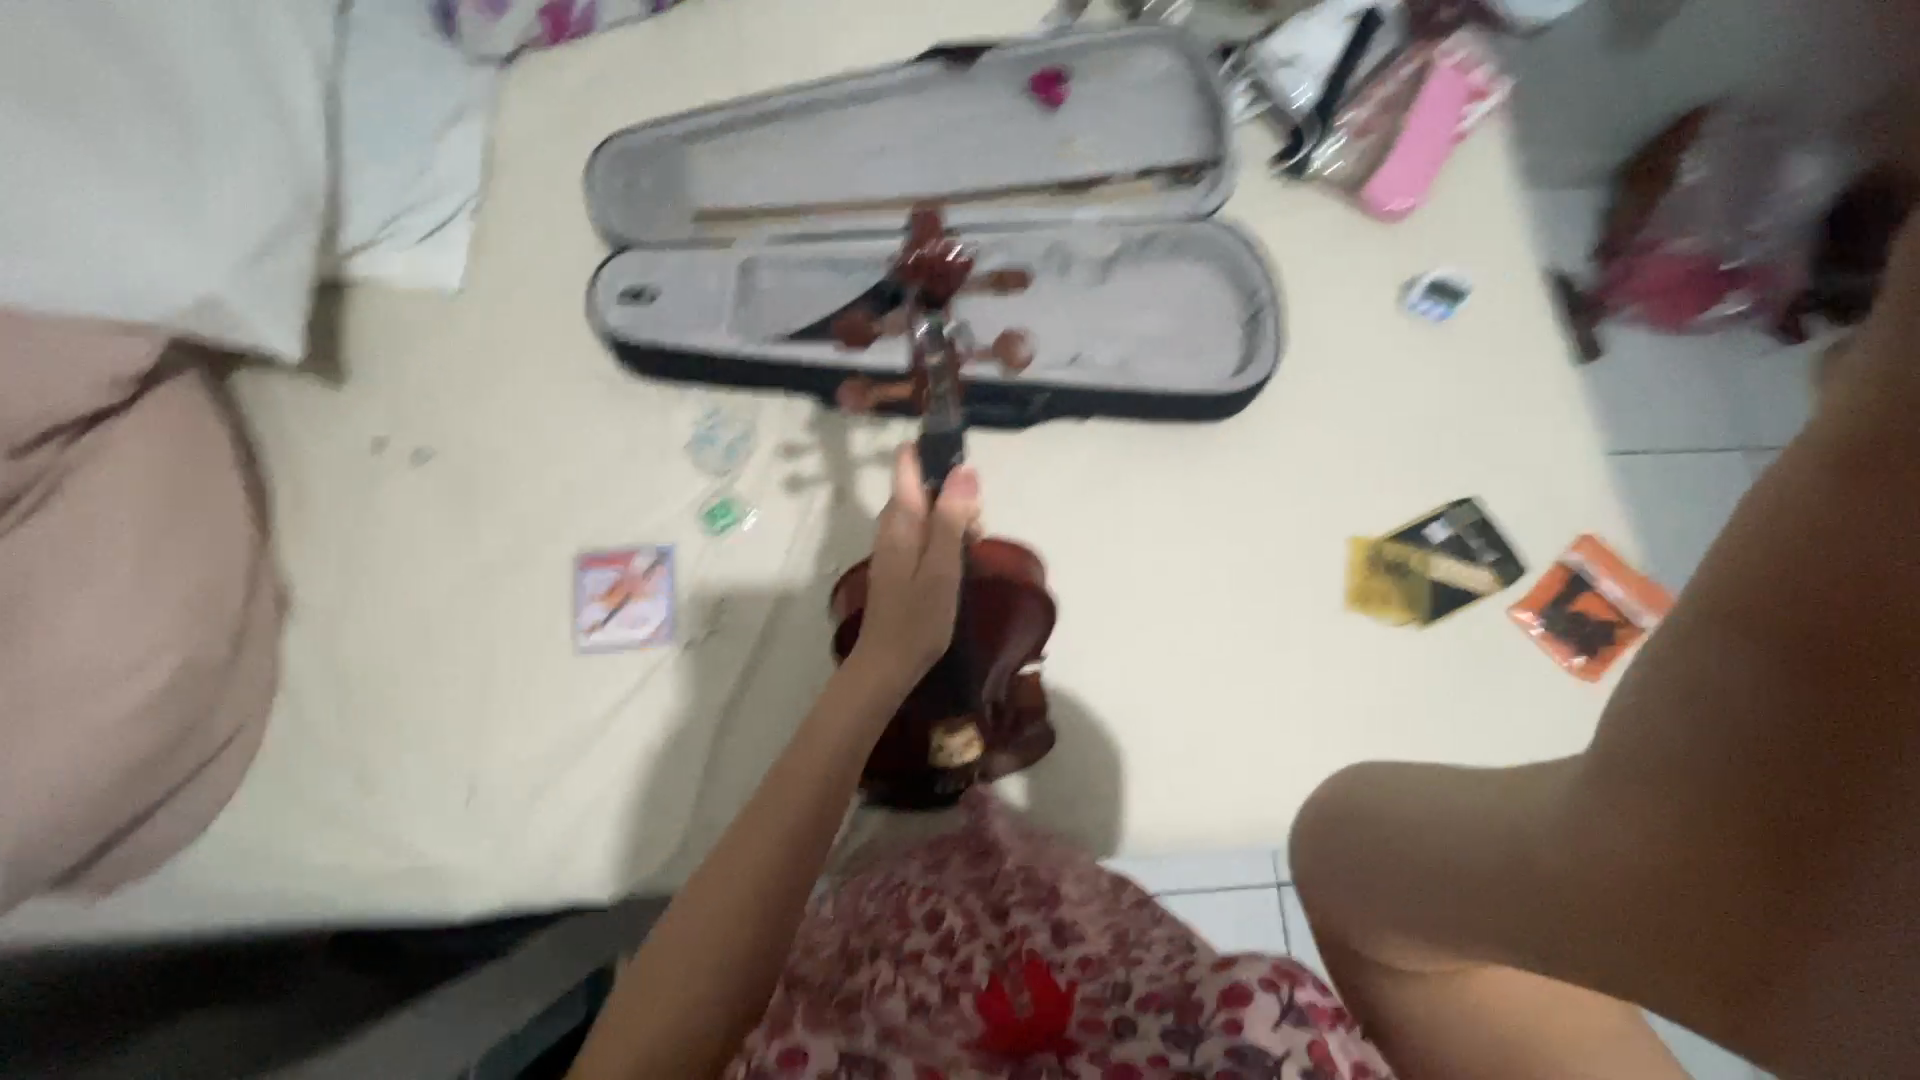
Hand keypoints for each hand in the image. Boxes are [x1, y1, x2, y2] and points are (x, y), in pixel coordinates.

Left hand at [851, 443, 981, 685]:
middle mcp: (893, 524)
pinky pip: (927, 535)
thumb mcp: (942, 566)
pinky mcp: (902, 563)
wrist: (888, 664)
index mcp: (900, 519)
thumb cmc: (918, 618)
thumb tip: (965, 470)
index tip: (966, 469)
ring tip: (970, 552)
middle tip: (975, 531)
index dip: (935, 452)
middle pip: (925, 486)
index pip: (908, 462)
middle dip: (956, 496)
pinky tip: (959, 566)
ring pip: (930, 513)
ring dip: (955, 522)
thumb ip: (951, 518)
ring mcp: (896, 544)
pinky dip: (947, 542)